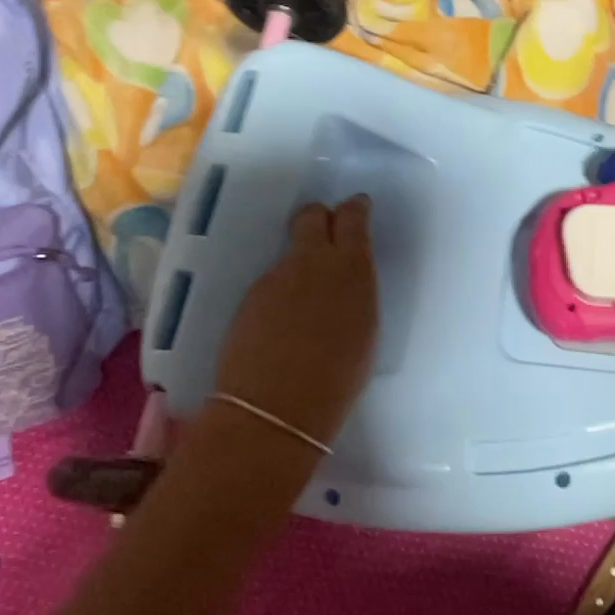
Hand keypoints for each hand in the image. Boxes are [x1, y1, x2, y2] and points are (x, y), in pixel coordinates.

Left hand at [212, 195, 378, 447]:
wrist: (277, 406)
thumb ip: (356, 295)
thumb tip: (346, 286)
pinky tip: (284, 321)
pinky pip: (272, 281)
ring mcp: (275, 277)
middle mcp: (312, 261)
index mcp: (352, 268)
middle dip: (320, 218)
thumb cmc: (339, 376)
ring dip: (300, 264)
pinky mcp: (249, 297)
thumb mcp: (366, 330)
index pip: (352, 217)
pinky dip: (281, 291)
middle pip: (311, 216)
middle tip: (326, 234)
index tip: (358, 208)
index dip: (355, 209)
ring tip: (306, 299)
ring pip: (291, 253)